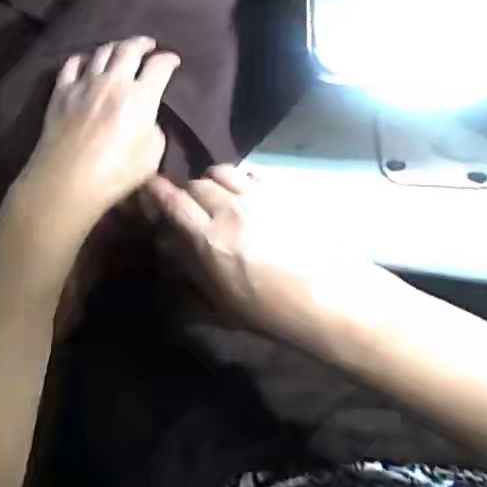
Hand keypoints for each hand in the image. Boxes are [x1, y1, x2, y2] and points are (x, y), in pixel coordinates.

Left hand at [5, 37, 180, 251]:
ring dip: (115, 47)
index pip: (160, 66)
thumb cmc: (116, 174)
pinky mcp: (61, 91)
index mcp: (141, 96)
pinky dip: (83, 59)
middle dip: (142, 43)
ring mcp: (84, 83)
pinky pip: (72, 64)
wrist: (67, 181)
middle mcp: (114, 81)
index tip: (172, 60)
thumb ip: (154, 129)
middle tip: (148, 45)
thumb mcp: (152, 156)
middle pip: (129, 49)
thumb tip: (145, 118)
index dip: (169, 59)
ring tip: (120, 50)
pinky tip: (86, 62)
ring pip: (102, 51)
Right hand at [144, 166, 409, 358]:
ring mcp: (257, 197)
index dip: (156, 191)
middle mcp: (229, 211)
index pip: (173, 202)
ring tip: (217, 197)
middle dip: (186, 192)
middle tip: (189, 207)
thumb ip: (193, 271)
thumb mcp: (225, 305)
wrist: (338, 302)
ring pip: (220, 171)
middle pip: (195, 184)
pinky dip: (238, 177)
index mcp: (210, 241)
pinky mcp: (282, 191)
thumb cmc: (278, 315)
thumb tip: (171, 247)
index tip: (148, 186)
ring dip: (211, 181)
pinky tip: (245, 194)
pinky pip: (249, 172)